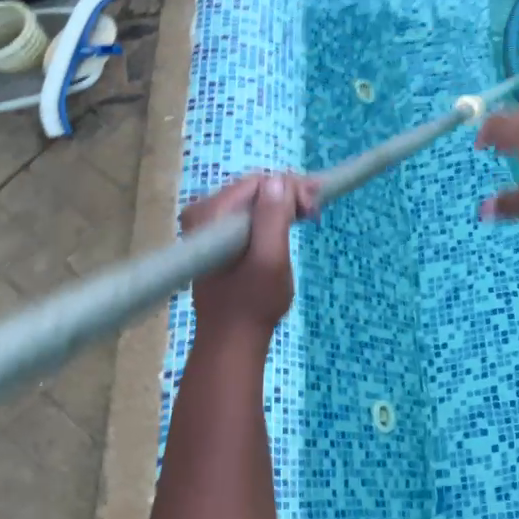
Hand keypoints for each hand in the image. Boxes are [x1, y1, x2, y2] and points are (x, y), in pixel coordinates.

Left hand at [181, 173, 319, 336]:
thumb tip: (280, 181)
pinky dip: (272, 216)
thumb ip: (273, 219)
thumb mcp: (270, 260)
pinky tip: (291, 223)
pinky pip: (248, 213)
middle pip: (255, 189)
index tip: (315, 211)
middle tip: (316, 214)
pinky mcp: (216, 236)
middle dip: (289, 196)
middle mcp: (202, 213)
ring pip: (254, 200)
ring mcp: (207, 225)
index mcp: (211, 215)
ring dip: (283, 206)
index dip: (291, 190)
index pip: (259, 183)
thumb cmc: (254, 303)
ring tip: (309, 217)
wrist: (233, 337)